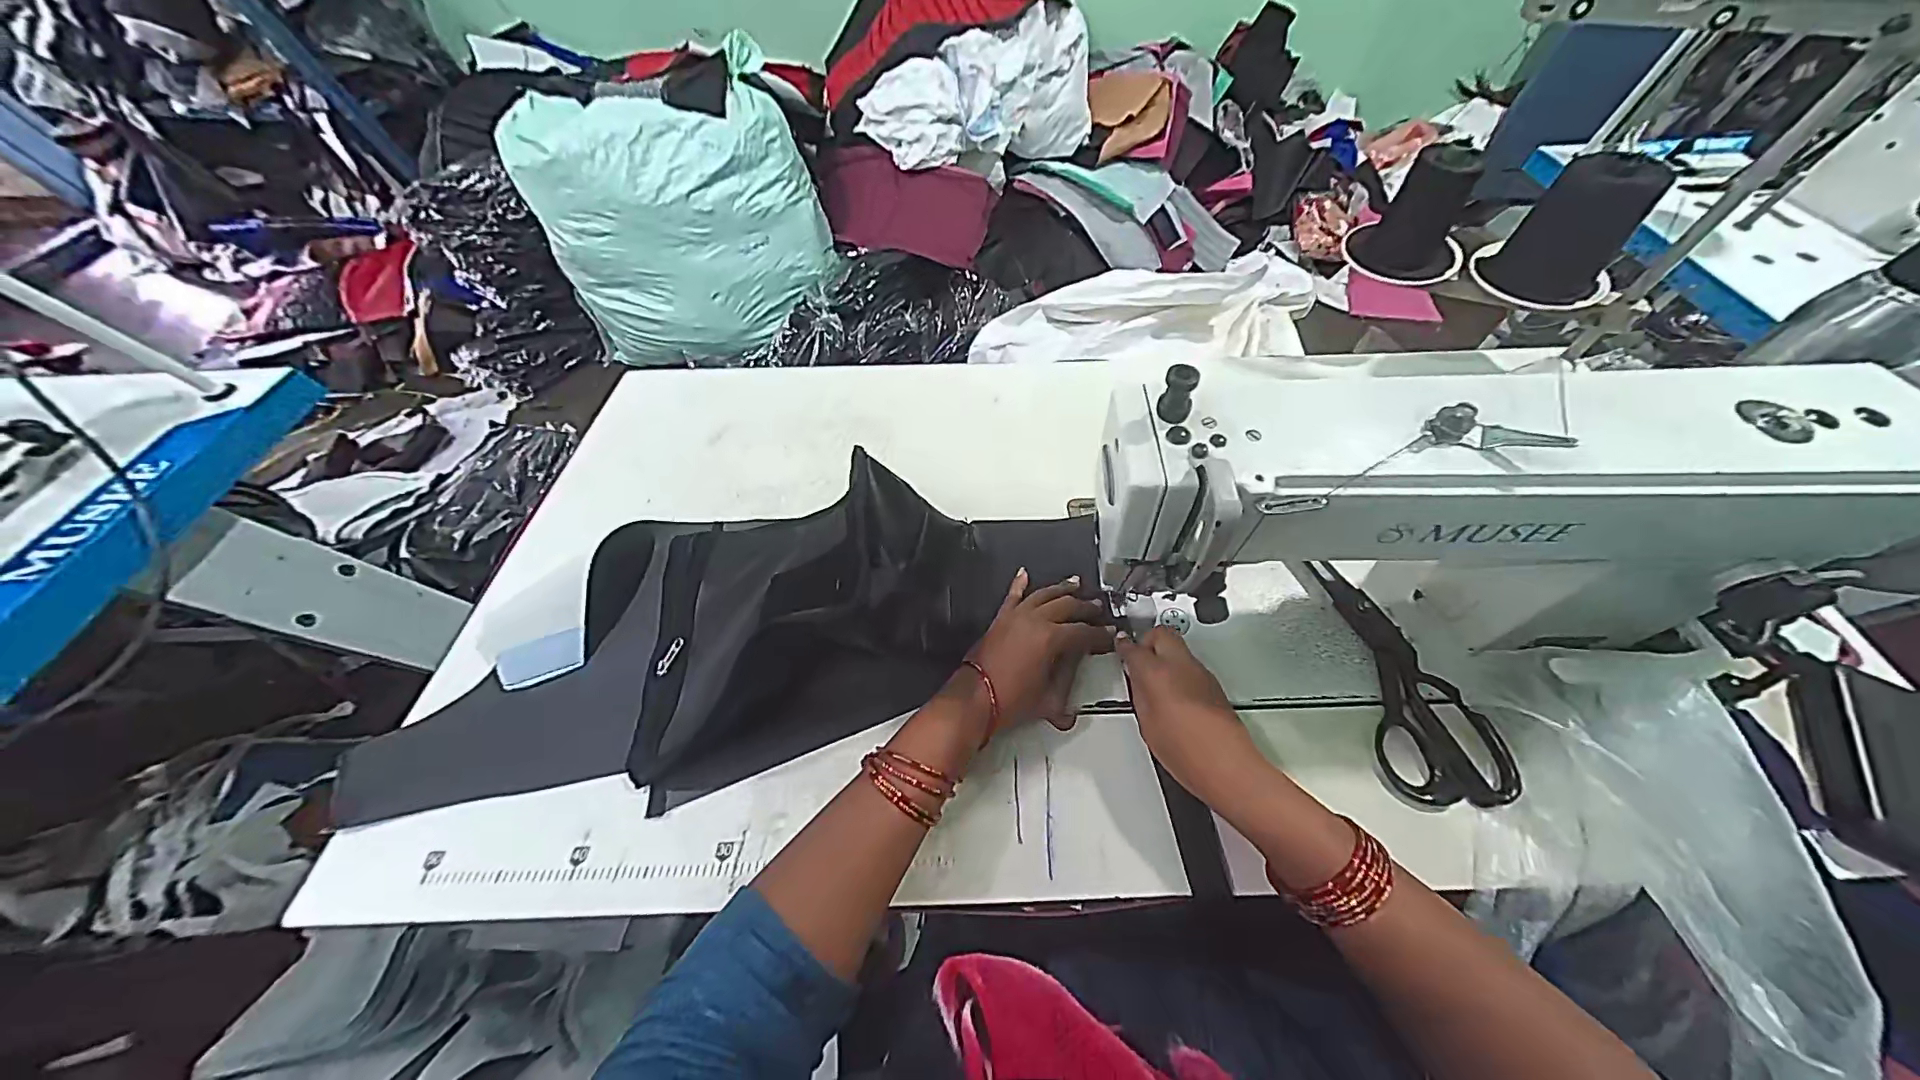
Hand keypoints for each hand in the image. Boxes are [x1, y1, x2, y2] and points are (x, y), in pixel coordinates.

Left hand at [969, 569, 1114, 733]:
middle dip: (1086, 607)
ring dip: (1062, 588)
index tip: (1107, 635)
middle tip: (1097, 609)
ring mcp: (1016, 617)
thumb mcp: (1051, 697)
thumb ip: (1069, 675)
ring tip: (1075, 584)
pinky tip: (1024, 574)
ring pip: (1044, 594)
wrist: (976, 699)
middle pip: (1068, 606)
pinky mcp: (1001, 619)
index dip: (1100, 634)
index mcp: (1050, 638)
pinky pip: (1013, 596)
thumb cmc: (1008, 700)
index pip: (1084, 631)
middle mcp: (1034, 621)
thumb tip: (1076, 662)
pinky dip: (1019, 583)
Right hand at [1117, 627, 1268, 808]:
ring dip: (1165, 655)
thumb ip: (1139, 694)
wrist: (1227, 766)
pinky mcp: (1214, 684)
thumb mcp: (1146, 724)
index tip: (1121, 648)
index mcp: (1157, 672)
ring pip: (1178, 647)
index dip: (1124, 646)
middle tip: (1138, 655)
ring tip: (1155, 678)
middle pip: (1160, 634)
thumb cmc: (1190, 751)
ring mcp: (1202, 673)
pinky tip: (1174, 692)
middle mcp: (1182, 666)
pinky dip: (1179, 670)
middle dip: (1147, 641)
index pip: (1133, 647)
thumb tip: (1137, 683)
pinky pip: (1191, 665)